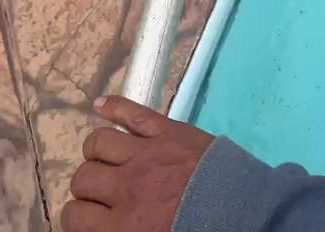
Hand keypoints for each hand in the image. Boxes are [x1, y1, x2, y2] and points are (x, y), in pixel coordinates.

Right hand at [62, 95, 216, 231]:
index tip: (85, 218)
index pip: (75, 216)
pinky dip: (114, 105)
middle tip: (97, 192)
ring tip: (100, 158)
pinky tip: (100, 105)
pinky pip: (132, 111)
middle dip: (85, 187)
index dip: (75, 217)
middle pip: (84, 178)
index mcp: (124, 226)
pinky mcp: (166, 130)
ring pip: (100, 142)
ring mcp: (145, 153)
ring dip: (95, 152)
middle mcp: (127, 186)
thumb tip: (104, 227)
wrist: (249, 217)